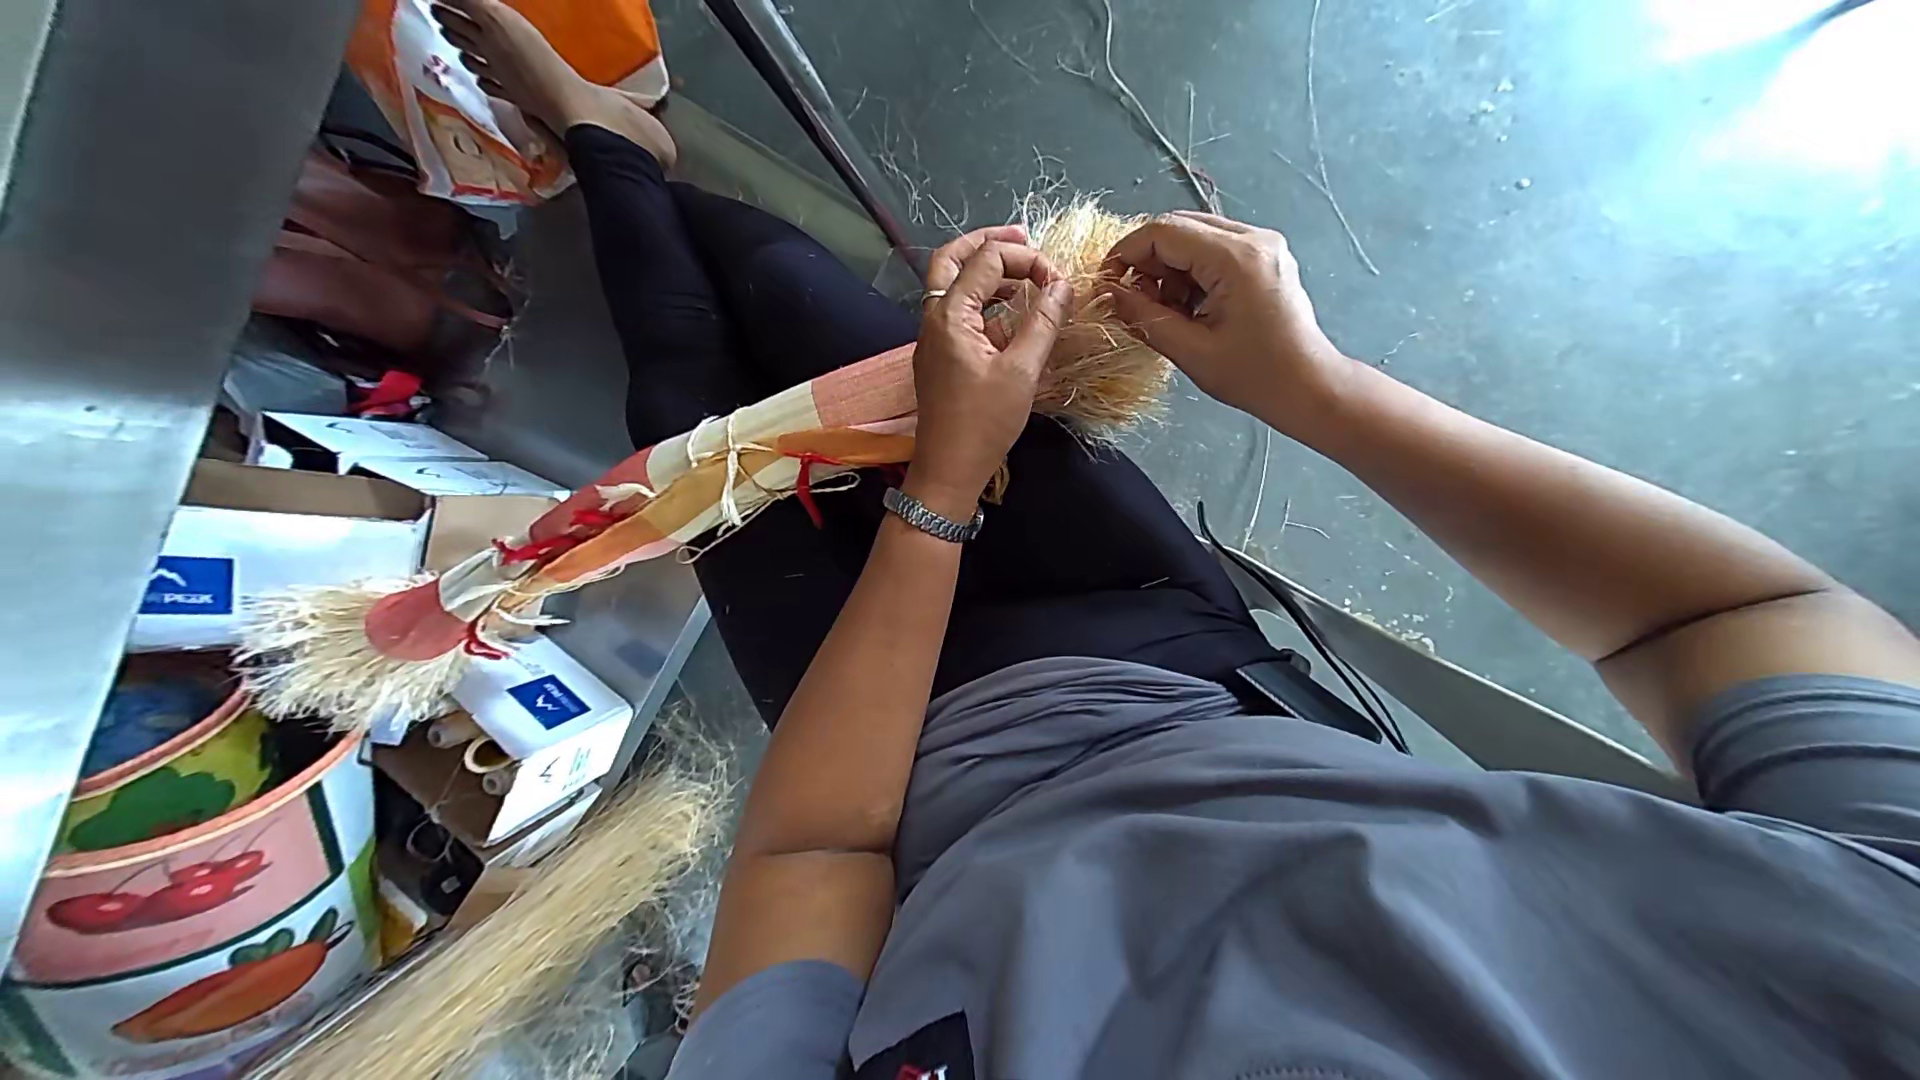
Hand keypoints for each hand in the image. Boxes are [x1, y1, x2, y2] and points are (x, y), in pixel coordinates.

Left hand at [907, 225, 1075, 519]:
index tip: (1057, 283)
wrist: (948, 469)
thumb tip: (1063, 285)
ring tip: (1024, 277)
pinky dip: (981, 302)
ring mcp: (931, 339)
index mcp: (950, 315)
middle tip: (1025, 240)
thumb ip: (1043, 322)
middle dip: (988, 243)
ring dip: (985, 272)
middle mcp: (933, 319)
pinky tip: (1009, 315)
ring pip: (951, 285)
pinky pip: (955, 313)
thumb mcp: (1022, 371)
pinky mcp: (938, 357)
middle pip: (952, 259)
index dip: (1027, 261)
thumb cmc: (984, 424)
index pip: (988, 260)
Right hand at [1102, 211, 1354, 430]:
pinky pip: (1212, 250)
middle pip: (1178, 227)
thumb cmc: (1253, 376)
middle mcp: (1253, 239)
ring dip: (1168, 269)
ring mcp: (1262, 245)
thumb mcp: (1189, 350)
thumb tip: (1110, 294)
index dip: (1126, 253)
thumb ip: (1144, 316)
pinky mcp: (1263, 257)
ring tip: (1167, 311)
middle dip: (1147, 261)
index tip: (1108, 284)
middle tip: (1135, 301)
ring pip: (1194, 237)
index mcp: (1236, 258)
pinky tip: (1188, 307)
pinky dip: (1189, 273)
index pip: (1164, 231)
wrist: (1307, 385)